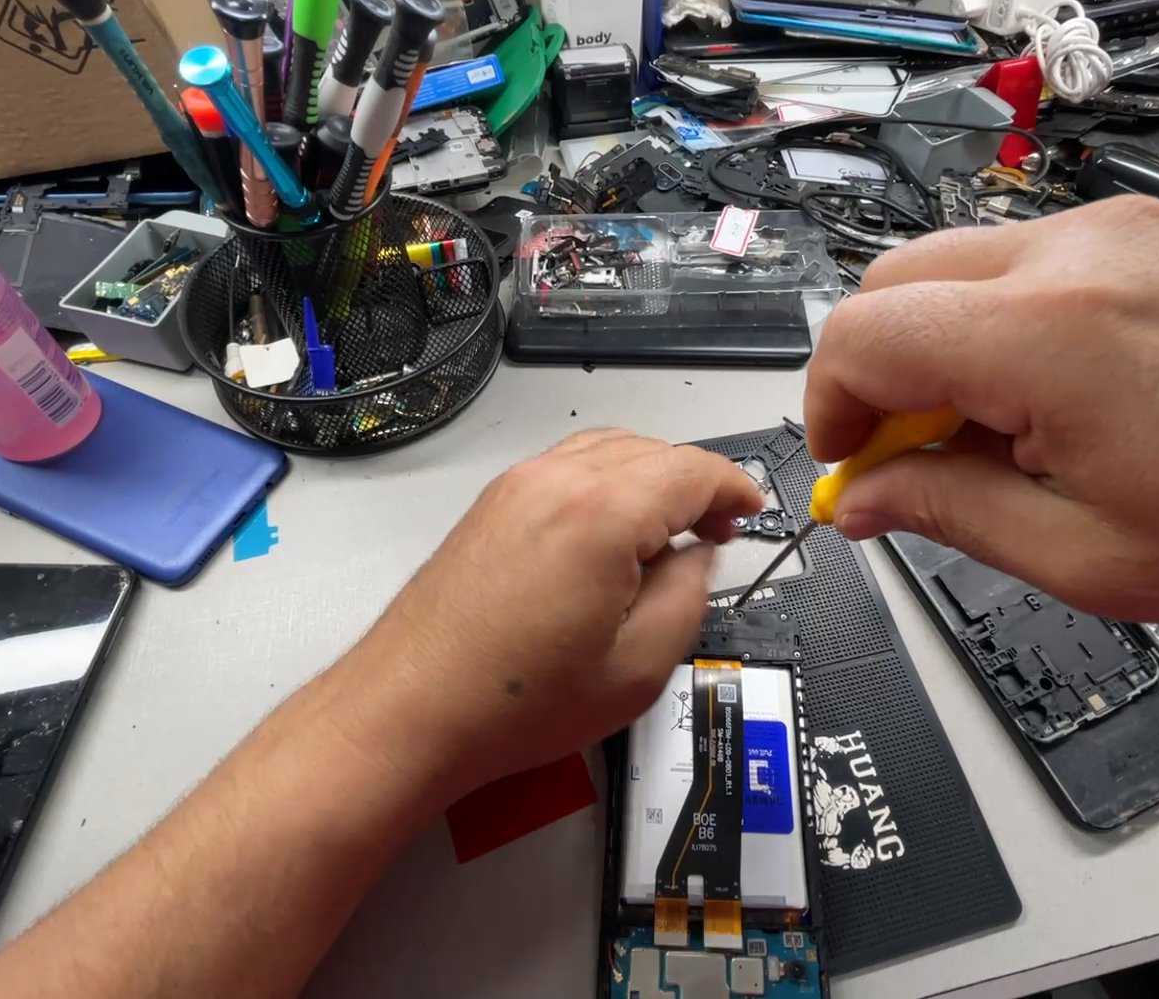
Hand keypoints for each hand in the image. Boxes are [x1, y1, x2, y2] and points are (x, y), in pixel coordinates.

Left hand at [345, 430, 761, 793]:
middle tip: (714, 534)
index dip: (734, 488)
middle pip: (653, 452)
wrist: (408, 709)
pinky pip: (570, 465)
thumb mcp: (638, 667)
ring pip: (611, 449)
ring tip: (666, 533)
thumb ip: (689, 594)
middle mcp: (557, 478)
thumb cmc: (518, 703)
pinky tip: (611, 531)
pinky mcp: (494, 499)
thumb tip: (698, 554)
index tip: (751, 512)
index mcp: (601, 512)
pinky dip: (609, 482)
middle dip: (696, 485)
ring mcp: (519, 483)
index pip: (692, 470)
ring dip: (652, 478)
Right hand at [805, 196, 1158, 635]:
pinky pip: (1011, 271)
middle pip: (888, 286)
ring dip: (925, 354)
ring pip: (943, 274)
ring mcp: (1115, 232)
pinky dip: (982, 333)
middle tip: (899, 455)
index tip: (847, 464)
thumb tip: (861, 500)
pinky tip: (1033, 401)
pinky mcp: (1143, 237)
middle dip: (867, 377)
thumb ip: (943, 514)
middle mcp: (1076, 254)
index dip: (828, 407)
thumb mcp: (1084, 556)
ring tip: (978, 437)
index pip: (860, 337)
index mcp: (1049, 334)